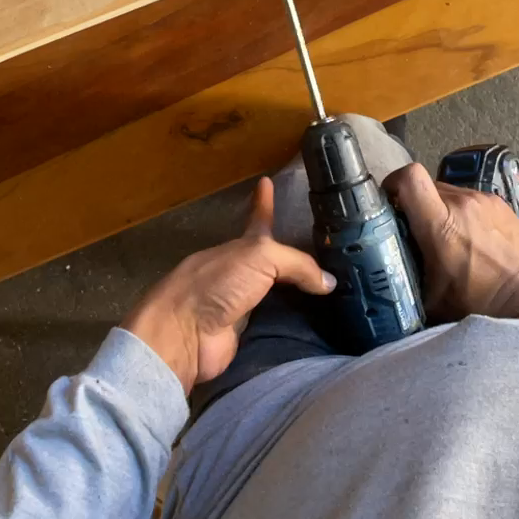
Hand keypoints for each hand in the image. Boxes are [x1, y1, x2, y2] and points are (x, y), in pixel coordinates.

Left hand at [122, 178, 335, 392]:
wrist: (185, 334)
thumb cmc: (216, 283)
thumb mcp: (259, 257)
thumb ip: (297, 264)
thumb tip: (329, 283)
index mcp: (239, 248)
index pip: (257, 221)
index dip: (264, 203)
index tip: (267, 181)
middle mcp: (238, 274)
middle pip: (271, 264)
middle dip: (294, 261)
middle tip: (328, 258)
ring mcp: (239, 305)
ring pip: (274, 296)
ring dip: (297, 297)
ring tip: (333, 293)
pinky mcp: (242, 336)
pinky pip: (274, 326)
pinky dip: (292, 326)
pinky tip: (317, 327)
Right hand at [382, 163, 518, 343]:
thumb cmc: (482, 302)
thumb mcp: (432, 300)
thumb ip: (405, 281)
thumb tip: (382, 279)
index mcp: (441, 224)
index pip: (409, 177)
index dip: (393, 183)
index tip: (388, 202)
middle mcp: (462, 203)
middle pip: (424, 185)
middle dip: (414, 203)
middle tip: (413, 230)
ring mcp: (483, 199)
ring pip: (446, 191)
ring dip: (438, 208)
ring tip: (443, 236)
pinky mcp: (499, 202)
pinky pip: (468, 198)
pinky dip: (461, 212)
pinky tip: (468, 237)